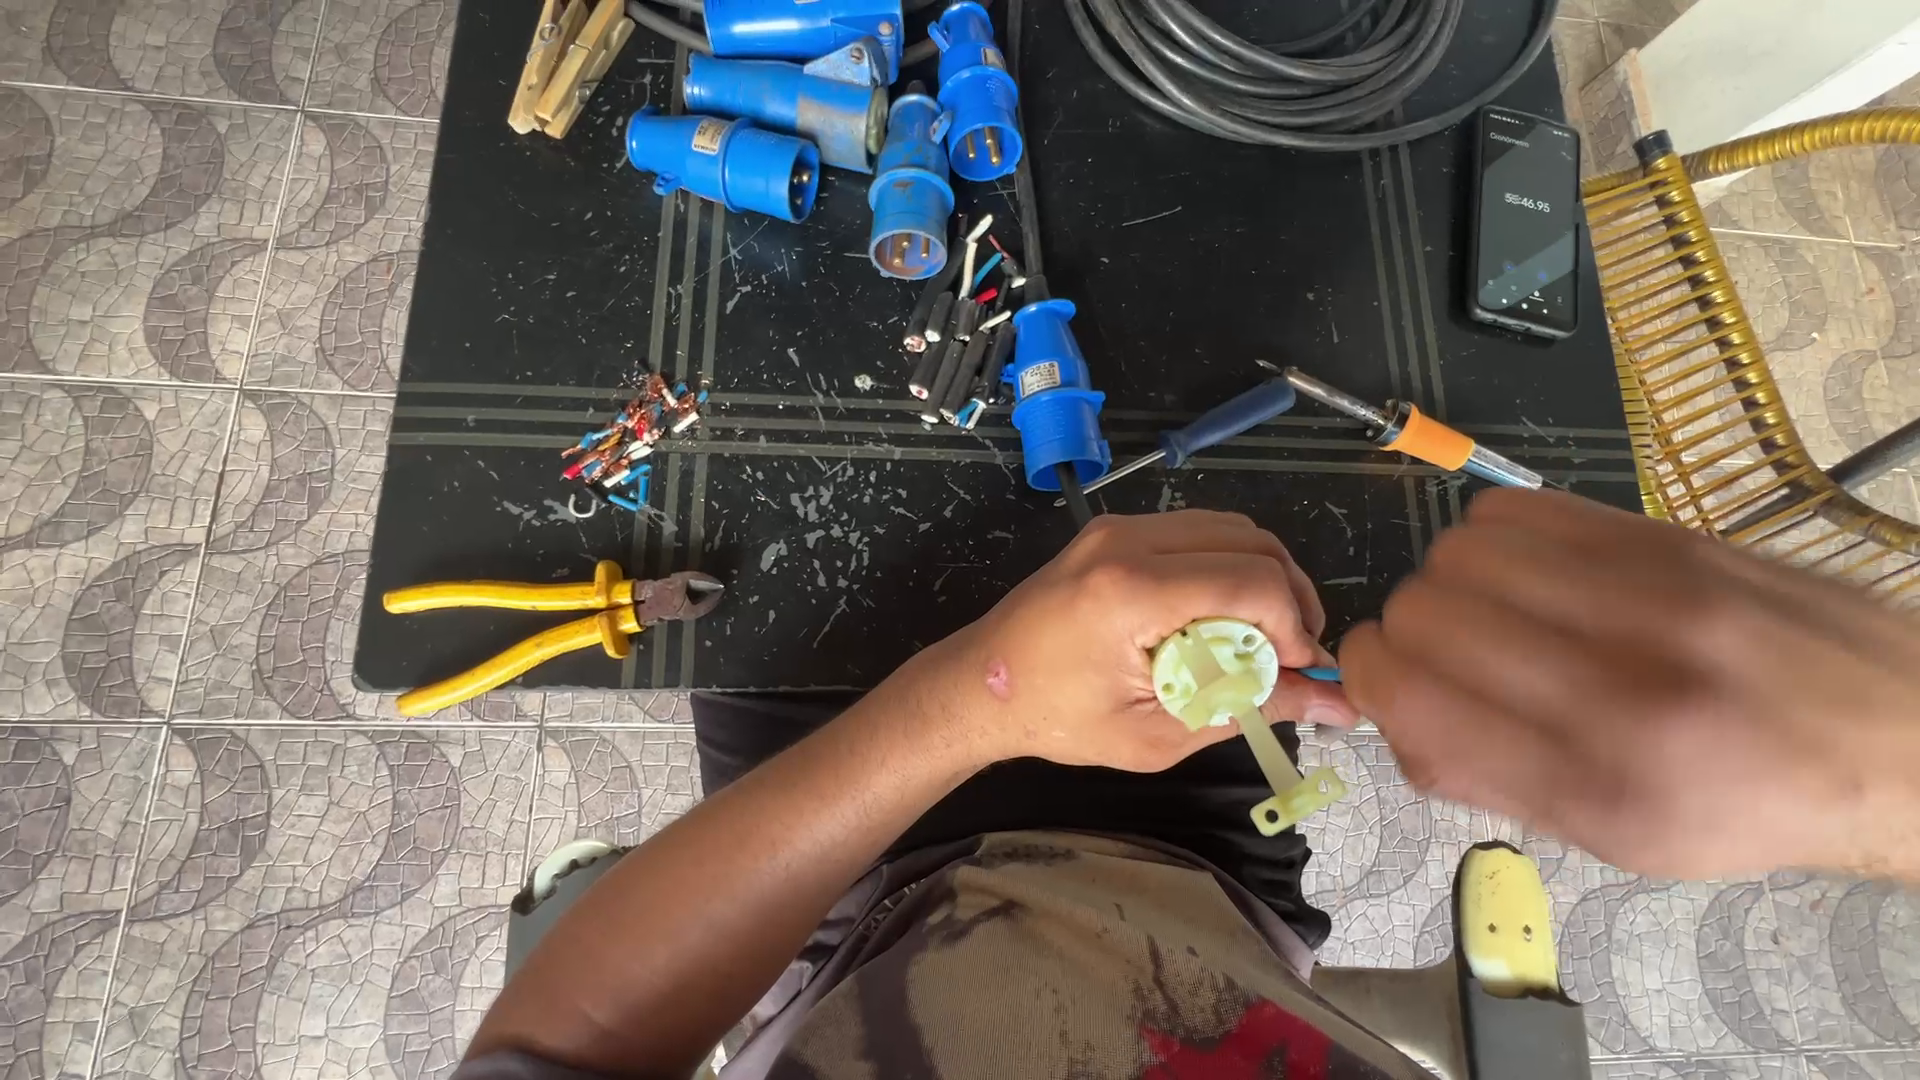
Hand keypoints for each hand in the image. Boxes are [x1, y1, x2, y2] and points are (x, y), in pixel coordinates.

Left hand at [895, 510, 1358, 773]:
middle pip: (1252, 543)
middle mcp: (1125, 541)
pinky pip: (1194, 531)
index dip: (1295, 628)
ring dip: (1260, 578)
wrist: (980, 684)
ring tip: (1260, 637)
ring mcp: (1115, 527)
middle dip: (1290, 598)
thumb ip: (1248, 707)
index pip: (1254, 580)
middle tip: (1289, 656)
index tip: (1297, 673)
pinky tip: (1219, 613)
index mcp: (1131, 590)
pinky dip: (1224, 565)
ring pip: (1228, 529)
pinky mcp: (1111, 531)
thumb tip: (1334, 702)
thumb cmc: (1057, 719)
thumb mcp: (1157, 731)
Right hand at [1339, 489, 1919, 880]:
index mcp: (1593, 784)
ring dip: (1450, 580)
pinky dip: (1495, 536)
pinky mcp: (1671, 538)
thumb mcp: (1604, 835)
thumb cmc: (1740, 803)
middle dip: (1407, 630)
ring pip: (1456, 551)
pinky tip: (1530, 570)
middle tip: (1447, 650)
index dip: (1366, 673)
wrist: (1915, 742)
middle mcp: (1621, 690)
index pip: (1402, 688)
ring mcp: (1654, 600)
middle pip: (1419, 609)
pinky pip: (1513, 507)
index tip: (1386, 676)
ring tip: (1495, 607)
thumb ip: (1472, 773)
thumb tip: (1383, 700)